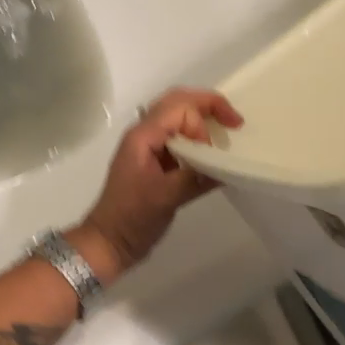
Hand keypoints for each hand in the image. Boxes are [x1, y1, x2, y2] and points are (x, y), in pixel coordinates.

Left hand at [72, 88, 243, 279]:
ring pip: (178, 120)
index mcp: (143, 137)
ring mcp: (149, 149)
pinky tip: (213, 157)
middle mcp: (145, 136)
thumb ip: (195, 177)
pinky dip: (198, 142)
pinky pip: (179, 141)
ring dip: (203, 121)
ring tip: (227, 133)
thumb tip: (225, 167)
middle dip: (208, 106)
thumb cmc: (132, 217)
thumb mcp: (165, 197)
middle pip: (178, 103)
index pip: (179, 109)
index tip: (211, 152)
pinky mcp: (155, 164)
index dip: (201, 125)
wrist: (109, 241)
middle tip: (235, 121)